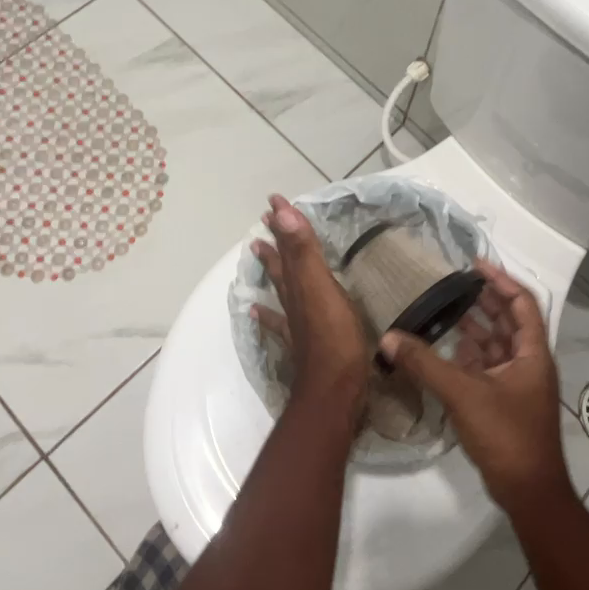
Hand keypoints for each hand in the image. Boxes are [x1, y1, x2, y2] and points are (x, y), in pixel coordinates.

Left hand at [251, 195, 370, 414]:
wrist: (333, 389)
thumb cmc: (334, 336)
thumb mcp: (321, 287)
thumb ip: (303, 250)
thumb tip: (280, 212)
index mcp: (300, 282)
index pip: (288, 244)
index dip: (282, 222)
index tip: (274, 200)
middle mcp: (293, 298)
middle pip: (281, 263)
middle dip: (275, 240)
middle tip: (265, 221)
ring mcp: (295, 322)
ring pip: (279, 287)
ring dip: (271, 267)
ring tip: (257, 252)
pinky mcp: (301, 343)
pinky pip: (278, 322)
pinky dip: (265, 314)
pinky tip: (254, 311)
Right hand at [379, 261, 568, 513]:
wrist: (529, 492)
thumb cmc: (506, 435)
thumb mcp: (463, 394)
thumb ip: (425, 364)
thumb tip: (389, 338)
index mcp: (533, 353)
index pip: (522, 302)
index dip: (501, 280)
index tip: (474, 264)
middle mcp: (530, 363)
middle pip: (510, 320)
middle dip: (485, 300)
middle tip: (454, 283)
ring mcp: (519, 384)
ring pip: (498, 344)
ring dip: (475, 327)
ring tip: (444, 309)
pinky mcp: (507, 402)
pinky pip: (488, 367)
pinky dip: (470, 355)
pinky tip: (446, 349)